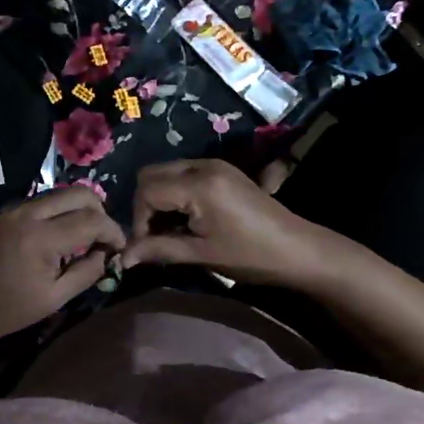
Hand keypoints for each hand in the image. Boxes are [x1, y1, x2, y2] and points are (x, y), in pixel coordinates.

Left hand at [0, 187, 125, 347]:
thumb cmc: (13, 308)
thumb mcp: (56, 297)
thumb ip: (87, 272)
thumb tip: (107, 254)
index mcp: (41, 238)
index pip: (90, 220)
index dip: (112, 231)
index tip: (119, 247)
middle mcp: (27, 214)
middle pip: (77, 193)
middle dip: (99, 211)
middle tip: (104, 237)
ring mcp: (14, 209)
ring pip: (60, 193)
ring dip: (79, 209)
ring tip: (86, 236)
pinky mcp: (7, 212)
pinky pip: (42, 201)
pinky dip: (60, 211)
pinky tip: (62, 235)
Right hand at [119, 159, 364, 287]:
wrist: (300, 249)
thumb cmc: (251, 256)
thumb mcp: (202, 255)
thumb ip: (159, 249)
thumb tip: (122, 258)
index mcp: (197, 185)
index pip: (146, 191)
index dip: (139, 219)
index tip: (145, 246)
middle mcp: (201, 166)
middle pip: (150, 174)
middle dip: (144, 204)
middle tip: (153, 235)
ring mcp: (212, 164)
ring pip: (165, 172)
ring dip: (158, 198)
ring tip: (168, 229)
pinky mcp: (221, 170)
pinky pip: (182, 173)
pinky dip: (174, 192)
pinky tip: (185, 218)